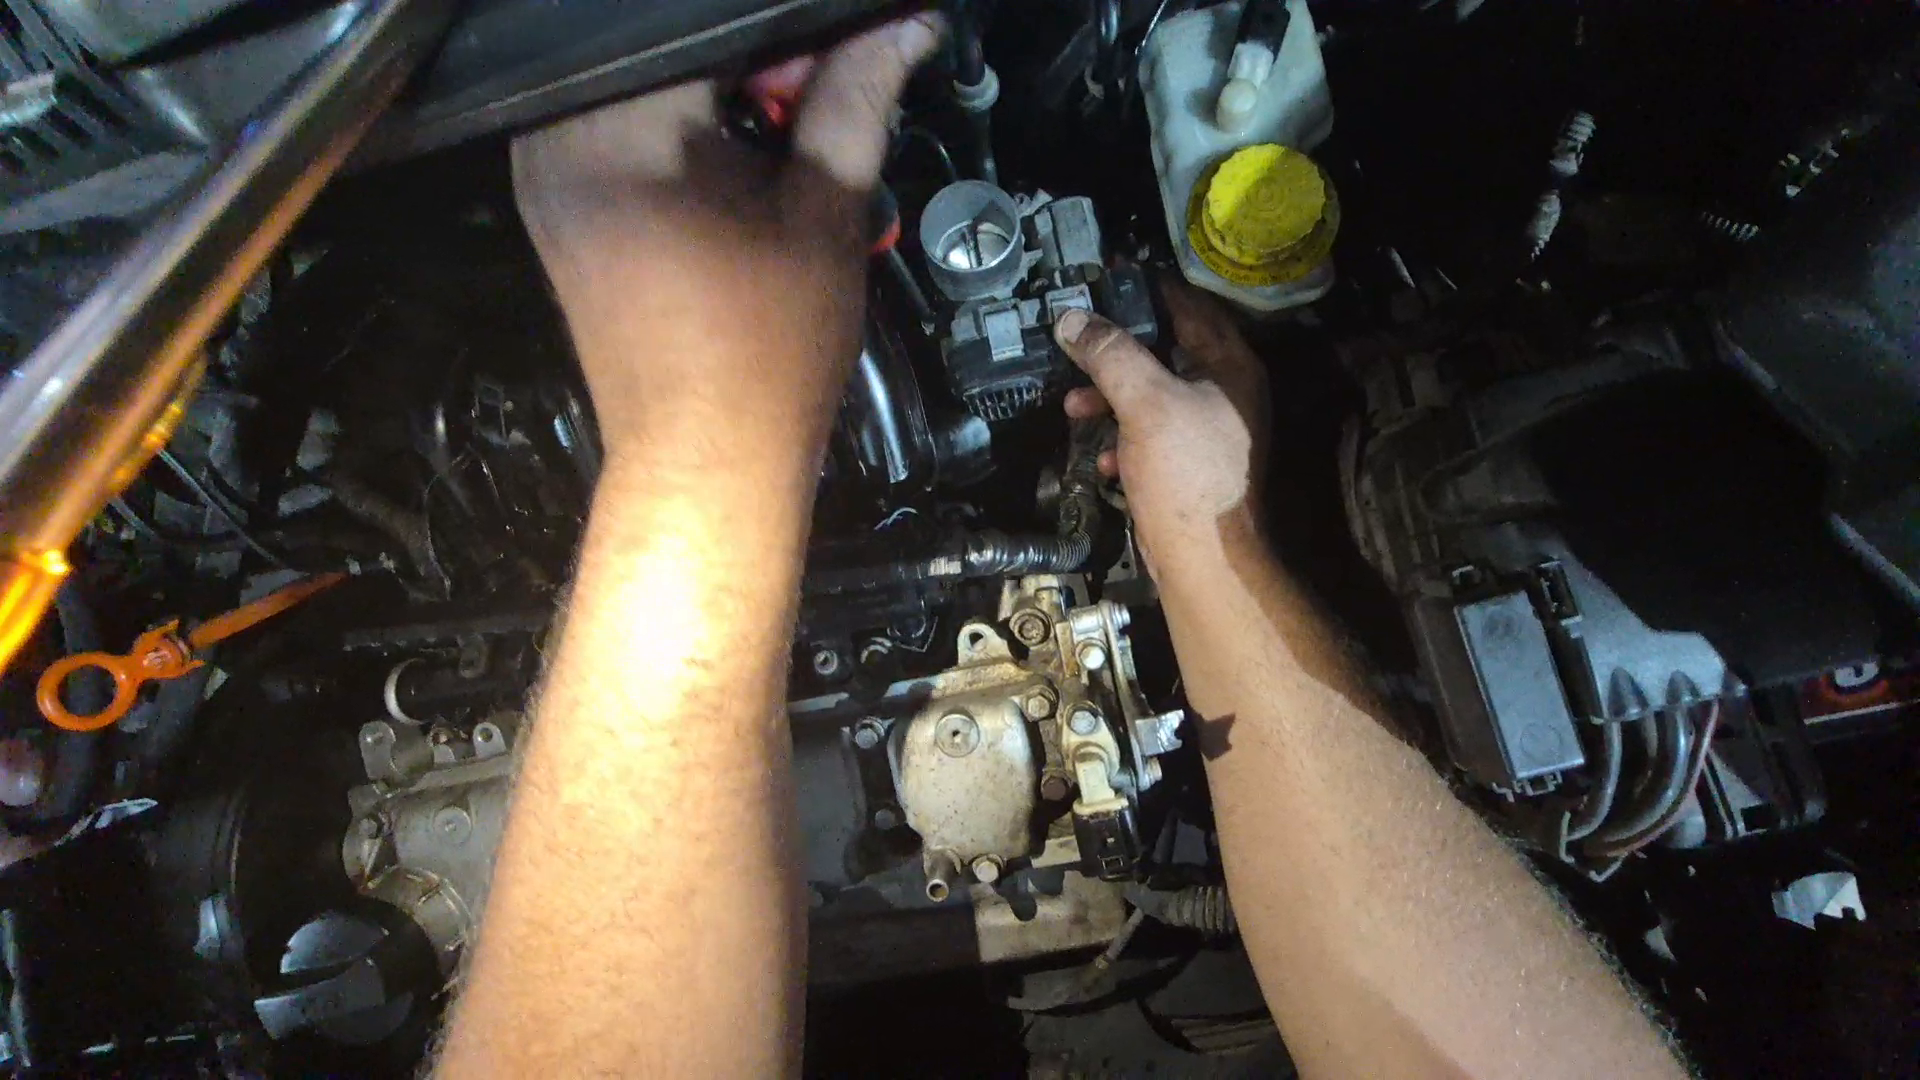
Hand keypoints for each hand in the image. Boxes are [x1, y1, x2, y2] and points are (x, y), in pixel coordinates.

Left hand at [511, 16, 943, 464]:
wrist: (710, 461)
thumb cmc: (766, 359)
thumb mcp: (824, 220)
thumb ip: (854, 106)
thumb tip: (898, 34)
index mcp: (613, 127)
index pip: (702, 22)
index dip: (785, 38)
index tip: (836, 68)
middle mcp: (554, 142)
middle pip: (667, 52)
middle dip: (754, 73)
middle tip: (811, 121)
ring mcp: (549, 185)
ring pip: (647, 95)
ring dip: (723, 109)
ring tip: (778, 163)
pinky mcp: (565, 223)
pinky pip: (625, 143)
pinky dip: (687, 145)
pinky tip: (736, 188)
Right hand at [1054, 282, 1269, 568]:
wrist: (1203, 557)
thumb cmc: (1184, 471)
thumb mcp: (1145, 403)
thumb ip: (1111, 355)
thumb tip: (1072, 318)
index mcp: (1229, 366)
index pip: (1190, 307)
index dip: (1147, 290)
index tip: (1106, 279)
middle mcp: (1224, 392)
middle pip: (1164, 351)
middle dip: (1115, 354)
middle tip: (1076, 345)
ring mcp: (1206, 430)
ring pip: (1149, 396)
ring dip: (1110, 401)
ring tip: (1074, 409)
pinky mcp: (1186, 464)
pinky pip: (1148, 436)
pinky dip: (1123, 441)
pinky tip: (1105, 460)